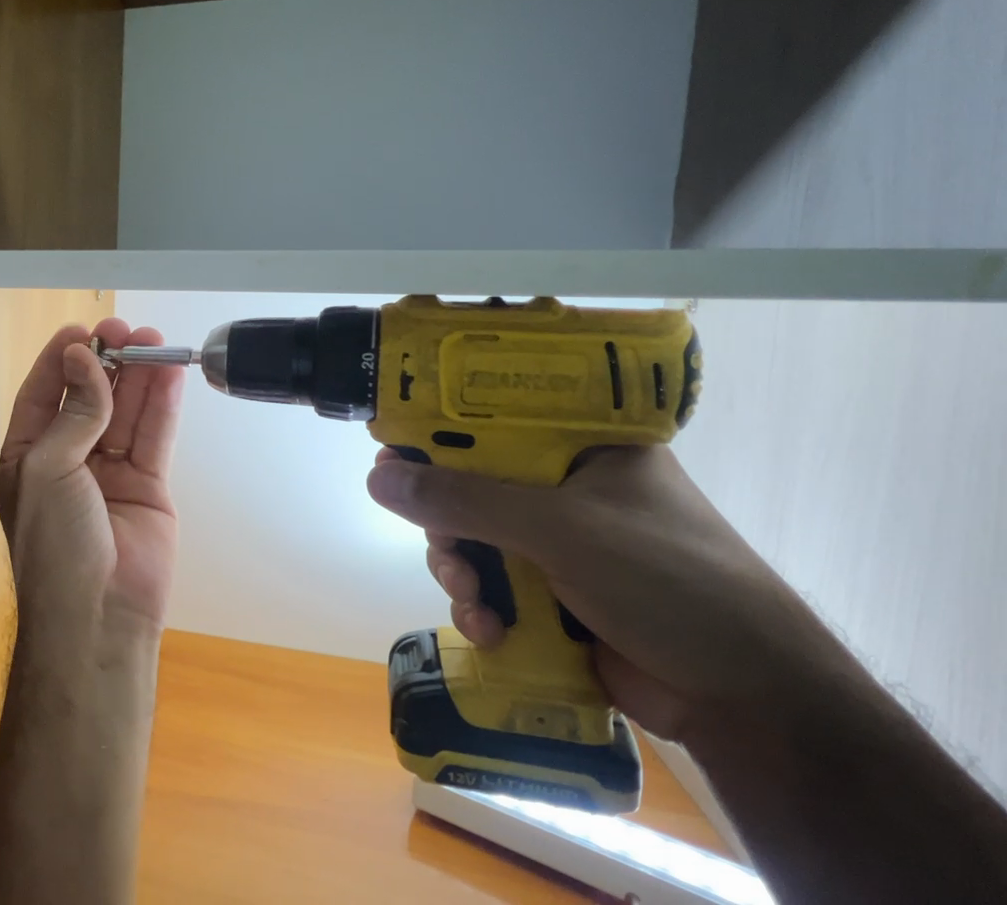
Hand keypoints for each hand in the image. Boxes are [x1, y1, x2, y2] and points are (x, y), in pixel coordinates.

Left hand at [0, 320, 185, 644]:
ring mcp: (108, 473)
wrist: (97, 614)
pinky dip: (161, 406)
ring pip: (124, 414)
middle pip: (87, 399)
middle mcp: (65, 460)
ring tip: (153, 340)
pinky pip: (152, 438)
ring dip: (137, 377)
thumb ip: (73, 413)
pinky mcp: (147, 486)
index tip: (82, 330)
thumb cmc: (54, 542)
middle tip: (124, 331)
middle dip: (105, 363)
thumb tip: (84, 359)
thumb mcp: (49, 470)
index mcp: (26, 456)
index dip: (60, 362)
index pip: (41, 396)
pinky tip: (170, 374)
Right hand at [366, 446, 827, 739]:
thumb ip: (464, 501)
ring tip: (472, 601)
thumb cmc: (666, 582)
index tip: (395, 452)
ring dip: (461, 572)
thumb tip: (376, 477)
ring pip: (477, 541)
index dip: (444, 434)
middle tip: (438, 541)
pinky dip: (483, 608)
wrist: (744, 698)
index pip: (500, 422)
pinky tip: (489, 632)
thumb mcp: (559, 528)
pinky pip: (494, 587)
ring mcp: (565, 547)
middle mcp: (573, 491)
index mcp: (590, 450)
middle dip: (448, 521)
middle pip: (476, 486)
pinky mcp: (557, 597)